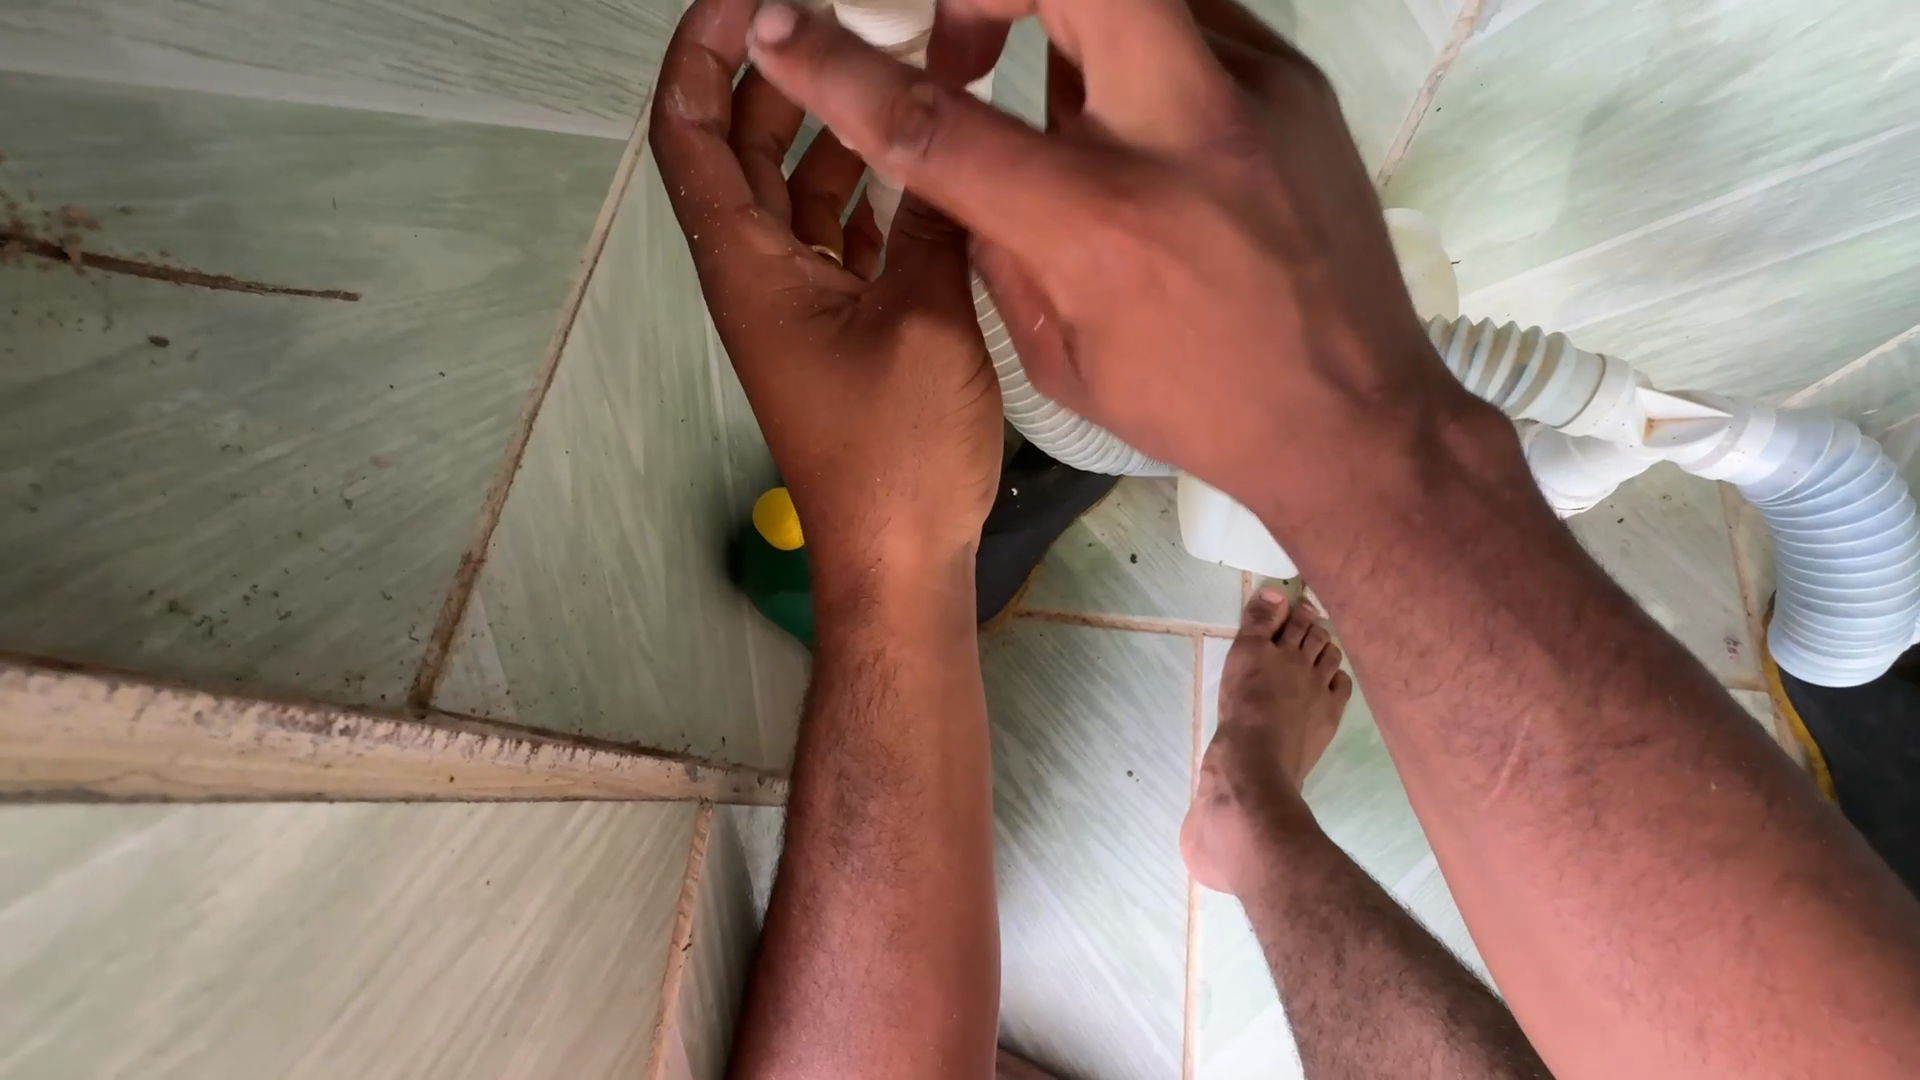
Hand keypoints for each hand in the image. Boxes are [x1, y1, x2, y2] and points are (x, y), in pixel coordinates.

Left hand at [650, 0, 1003, 590]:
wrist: (897, 554)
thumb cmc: (899, 450)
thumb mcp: (926, 321)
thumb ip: (937, 223)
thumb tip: (951, 148)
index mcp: (748, 267)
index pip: (687, 129)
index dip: (702, 49)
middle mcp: (758, 279)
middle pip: (741, 151)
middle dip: (782, 77)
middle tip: (849, 26)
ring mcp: (799, 310)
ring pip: (795, 197)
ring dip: (832, 137)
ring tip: (892, 80)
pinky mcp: (839, 337)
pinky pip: (838, 244)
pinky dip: (867, 201)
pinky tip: (915, 173)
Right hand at [736, 0, 1486, 521]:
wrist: (1349, 414)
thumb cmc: (1195, 410)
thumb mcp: (1066, 362)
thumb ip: (1003, 255)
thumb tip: (969, 179)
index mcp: (1098, 229)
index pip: (935, 124)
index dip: (839, 74)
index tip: (785, 35)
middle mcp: (1176, 133)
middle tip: (964, 41)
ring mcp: (1250, 91)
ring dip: (1065, 24)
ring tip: (1064, 113)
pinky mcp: (1296, 82)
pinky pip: (1186, 24)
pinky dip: (1137, 58)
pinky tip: (1143, 135)